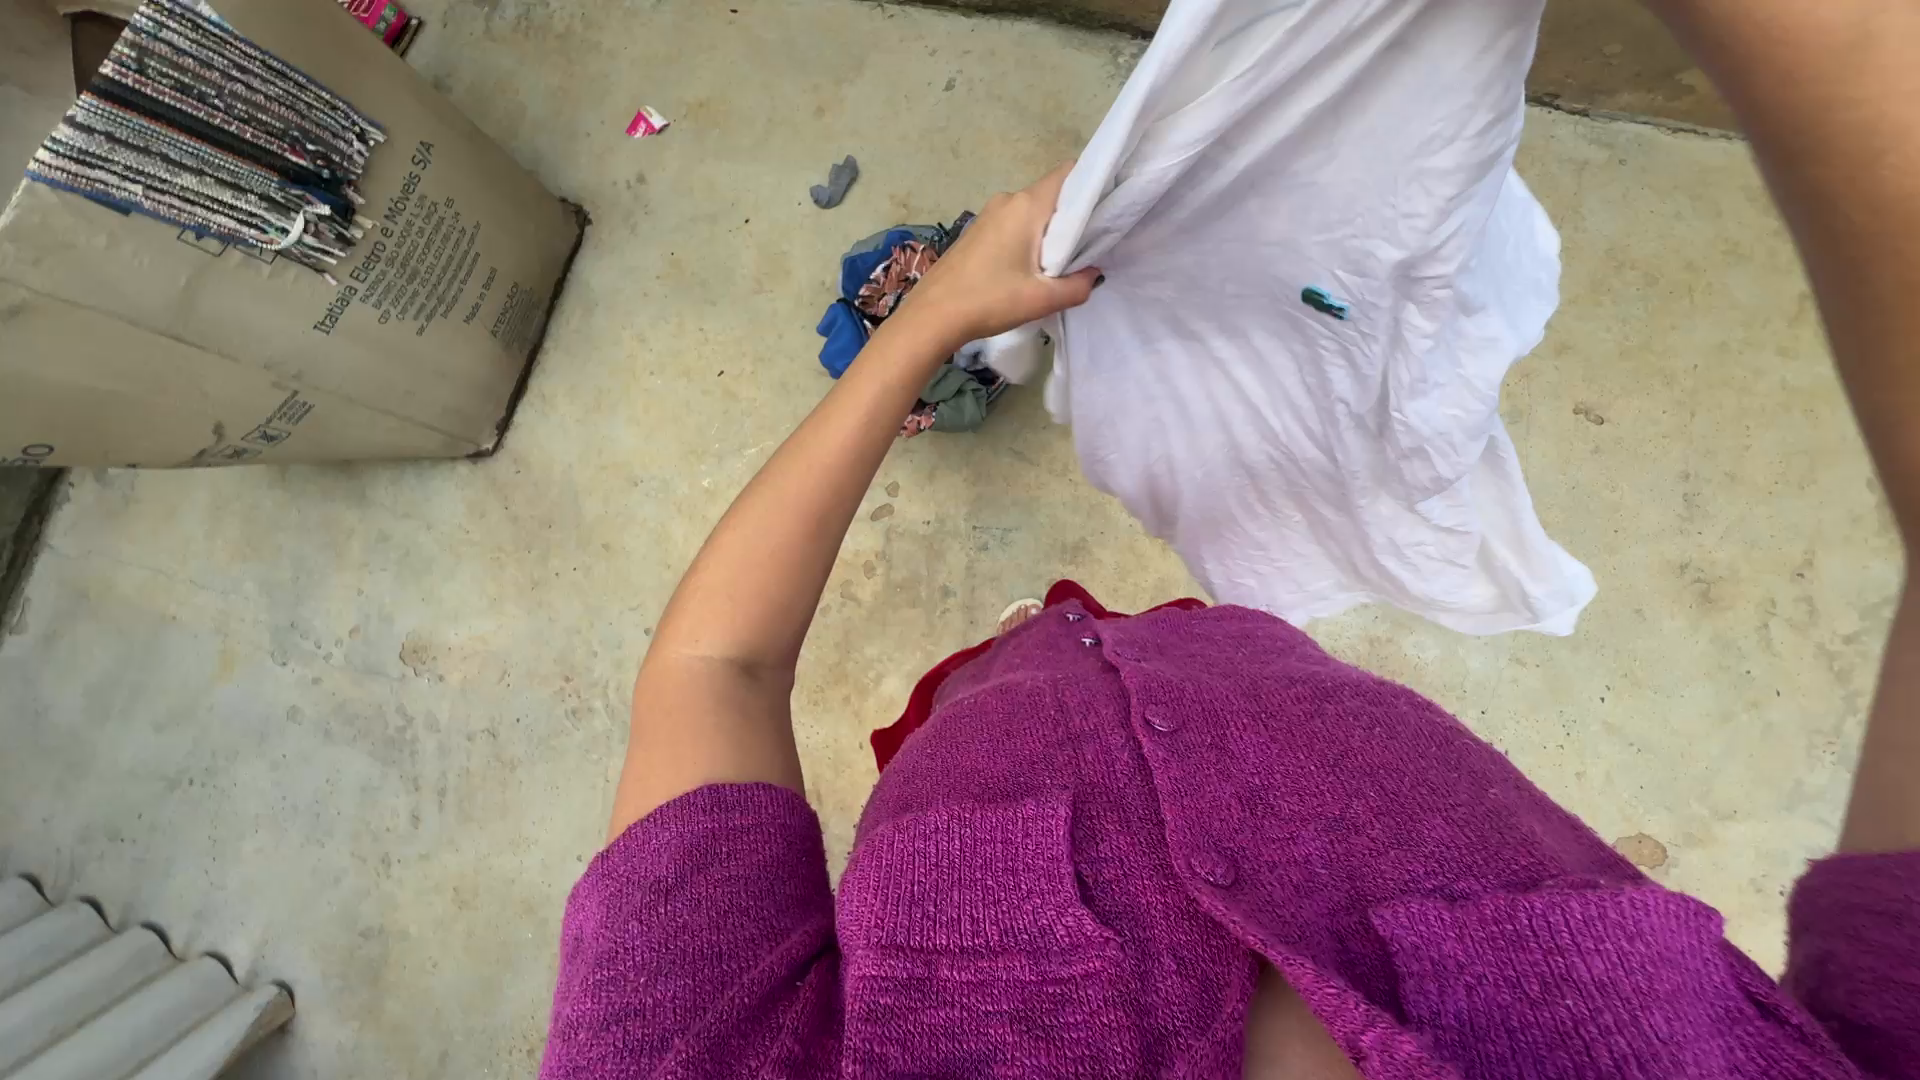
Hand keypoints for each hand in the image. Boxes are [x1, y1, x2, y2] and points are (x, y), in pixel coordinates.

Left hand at [898, 163, 1103, 349]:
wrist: (933, 317)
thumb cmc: (989, 301)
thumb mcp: (1041, 299)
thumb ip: (1077, 287)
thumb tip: (1093, 276)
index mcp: (1027, 205)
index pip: (1070, 174)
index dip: (1094, 184)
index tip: (1109, 207)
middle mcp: (1008, 200)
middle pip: (1052, 196)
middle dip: (1073, 217)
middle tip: (1089, 246)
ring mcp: (988, 216)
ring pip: (1032, 214)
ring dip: (1048, 233)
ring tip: (1058, 264)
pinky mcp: (976, 233)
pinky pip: (1013, 226)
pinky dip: (1028, 241)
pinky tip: (1029, 269)